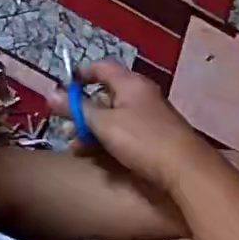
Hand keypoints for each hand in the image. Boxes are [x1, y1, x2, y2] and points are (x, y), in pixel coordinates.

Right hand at [58, 61, 211, 185]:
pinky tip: (91, 155)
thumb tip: (50, 94)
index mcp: (130, 83)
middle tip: (63, 125)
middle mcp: (140, 96)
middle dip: (80, 110)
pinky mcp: (152, 137)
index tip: (62, 88)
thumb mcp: (102, 123)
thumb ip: (76, 108)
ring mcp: (148, 117)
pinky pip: (121, 132)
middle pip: (103, 95)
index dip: (80, 74)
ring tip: (74, 146)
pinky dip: (104, 140)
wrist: (188, 172)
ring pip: (110, 116)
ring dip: (89, 129)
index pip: (101, 67)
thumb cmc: (142, 140)